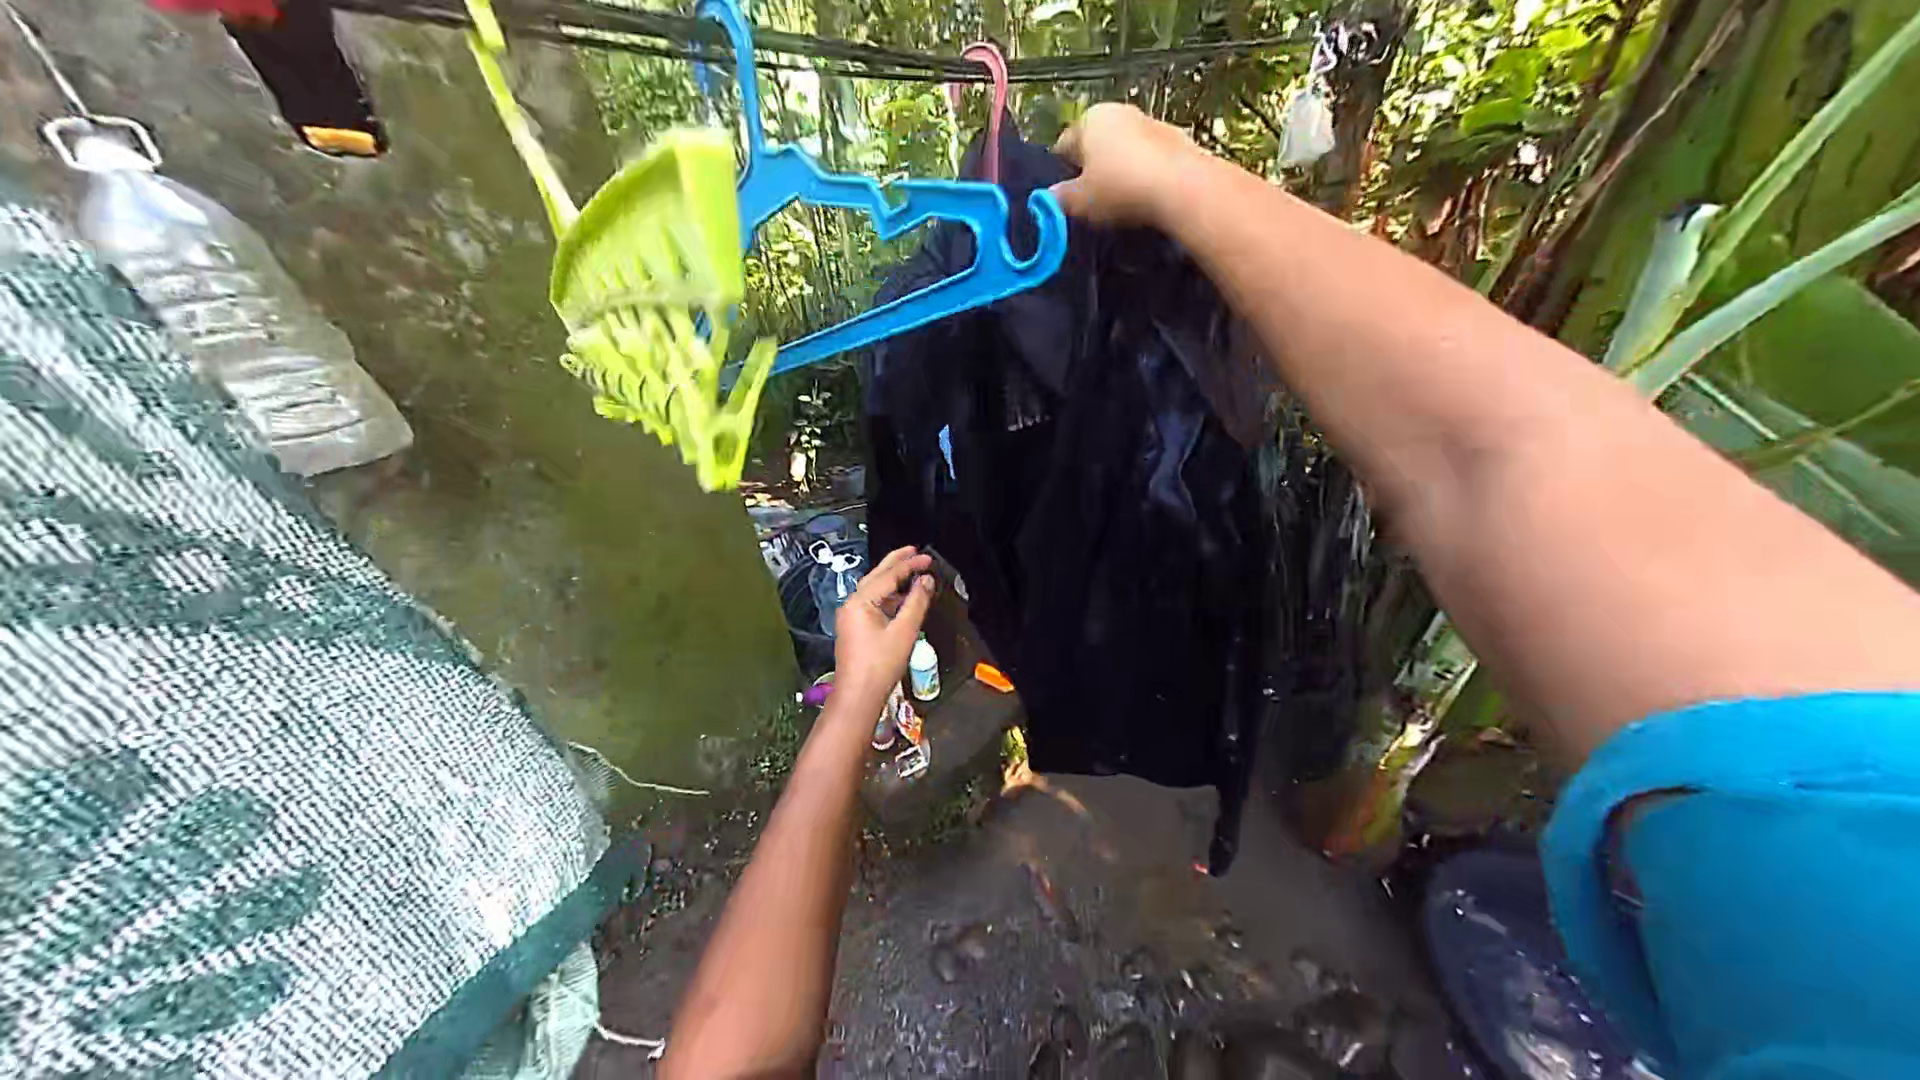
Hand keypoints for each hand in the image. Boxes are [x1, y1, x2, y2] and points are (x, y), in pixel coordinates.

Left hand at [832, 545, 935, 706]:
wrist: (858, 697)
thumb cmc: (880, 665)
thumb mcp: (904, 632)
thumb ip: (917, 602)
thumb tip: (926, 581)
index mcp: (860, 602)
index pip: (888, 575)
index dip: (910, 564)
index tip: (928, 557)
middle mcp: (851, 604)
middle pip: (876, 577)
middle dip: (896, 563)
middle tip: (914, 551)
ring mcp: (851, 617)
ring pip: (874, 590)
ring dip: (893, 580)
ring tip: (913, 571)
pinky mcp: (855, 628)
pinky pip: (873, 604)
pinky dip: (889, 596)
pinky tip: (903, 597)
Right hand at [1049, 103, 1208, 226]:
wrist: (1180, 187)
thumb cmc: (1119, 189)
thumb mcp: (1079, 202)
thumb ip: (1059, 199)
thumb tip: (1047, 199)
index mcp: (1089, 119)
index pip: (1063, 147)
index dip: (1060, 175)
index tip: (1064, 201)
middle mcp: (1119, 111)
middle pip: (1095, 146)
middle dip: (1091, 171)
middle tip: (1091, 205)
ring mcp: (1150, 122)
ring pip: (1123, 151)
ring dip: (1118, 173)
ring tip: (1119, 206)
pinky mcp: (1176, 139)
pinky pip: (1148, 160)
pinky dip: (1143, 175)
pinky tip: (1143, 200)